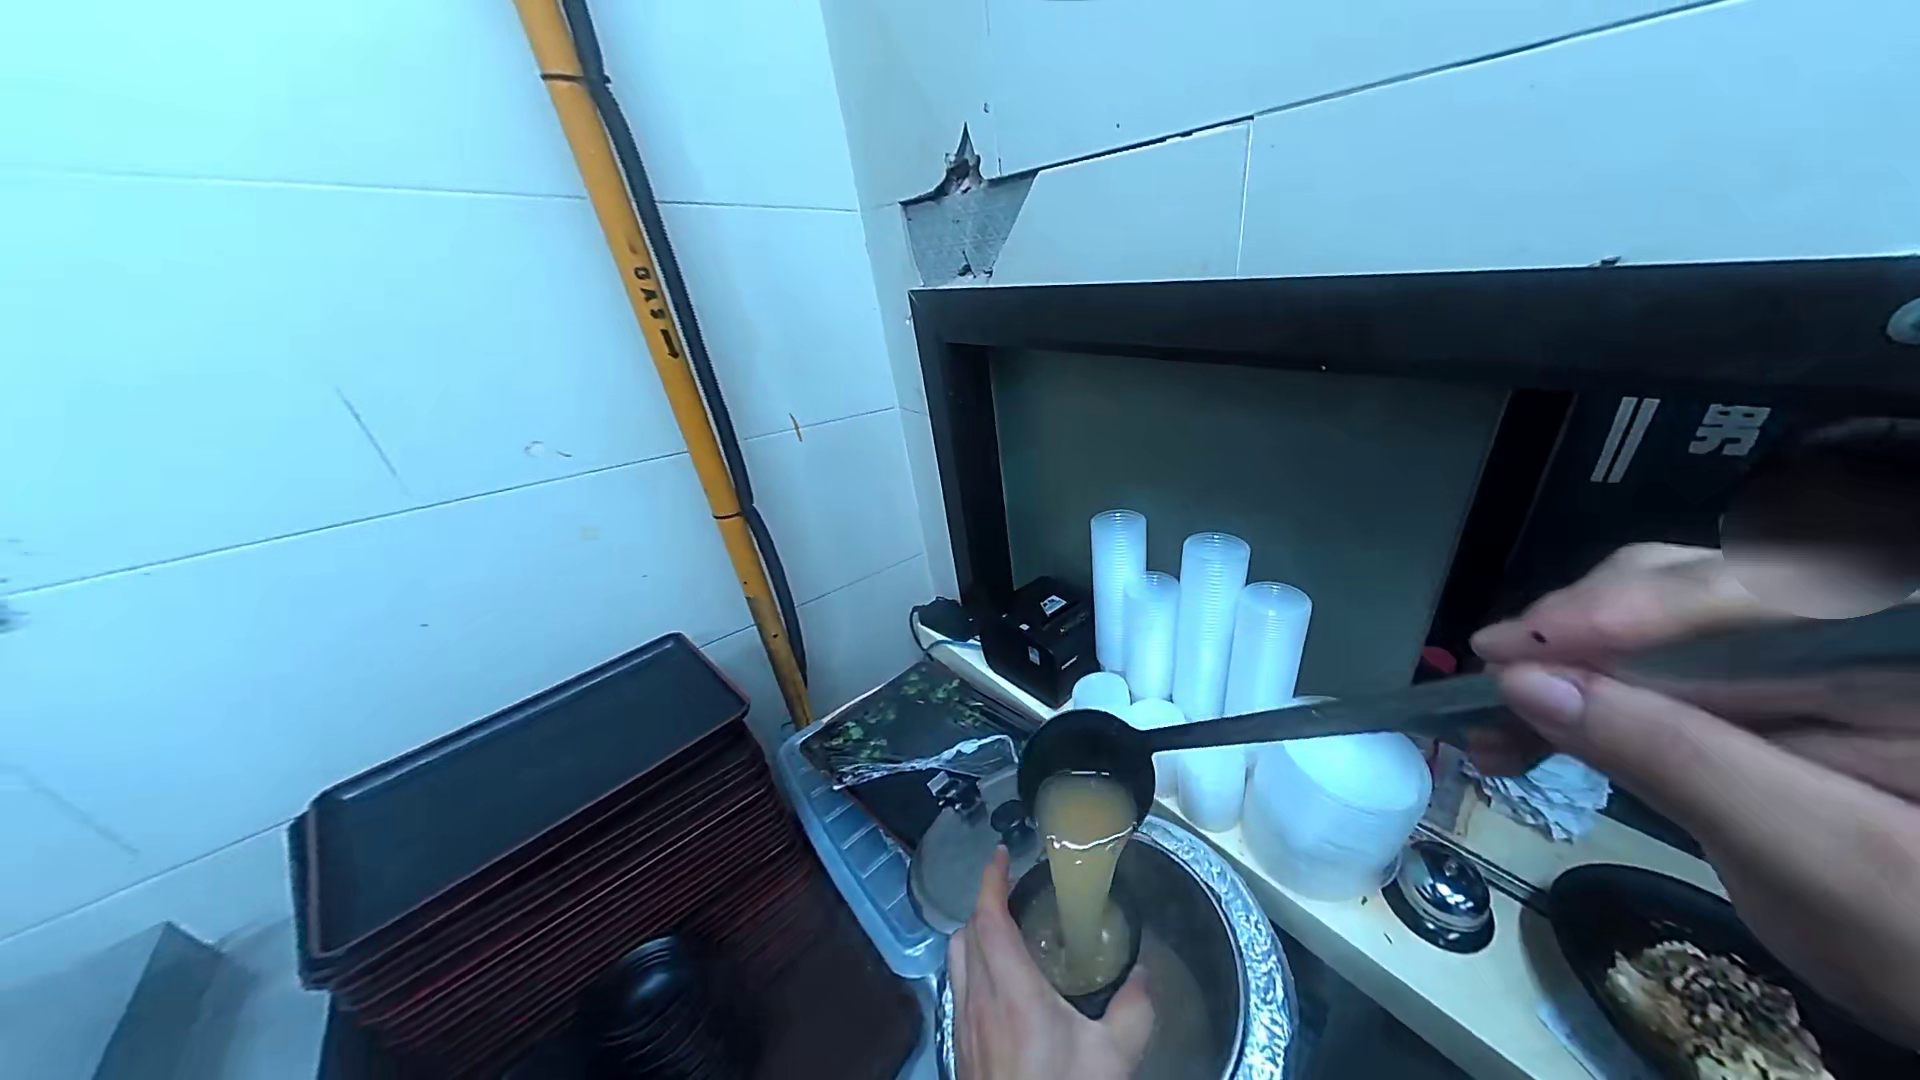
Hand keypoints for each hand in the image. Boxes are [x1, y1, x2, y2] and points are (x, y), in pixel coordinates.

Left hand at [949, 848, 1153, 1079]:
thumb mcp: (1112, 1061)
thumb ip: (1134, 1012)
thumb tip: (1143, 975)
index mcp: (1012, 991)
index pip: (987, 918)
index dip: (990, 880)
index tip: (1000, 855)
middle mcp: (978, 999)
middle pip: (966, 931)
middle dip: (984, 902)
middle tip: (1010, 892)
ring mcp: (963, 1023)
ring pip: (955, 957)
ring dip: (973, 932)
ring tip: (1002, 928)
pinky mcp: (959, 1045)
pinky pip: (956, 986)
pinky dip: (970, 964)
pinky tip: (997, 981)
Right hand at [1472, 543, 1919, 1046]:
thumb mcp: (1827, 868)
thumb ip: (1679, 759)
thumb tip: (1525, 683)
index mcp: (1915, 663)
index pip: (1770, 590)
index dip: (1632, 606)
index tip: (1520, 647)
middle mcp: (1859, 640)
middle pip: (1687, 591)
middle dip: (1577, 635)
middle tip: (1495, 680)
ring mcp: (1802, 666)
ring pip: (1642, 629)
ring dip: (1553, 674)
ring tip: (1490, 727)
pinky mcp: (1745, 696)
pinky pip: (1633, 675)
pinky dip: (1567, 703)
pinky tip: (1518, 736)